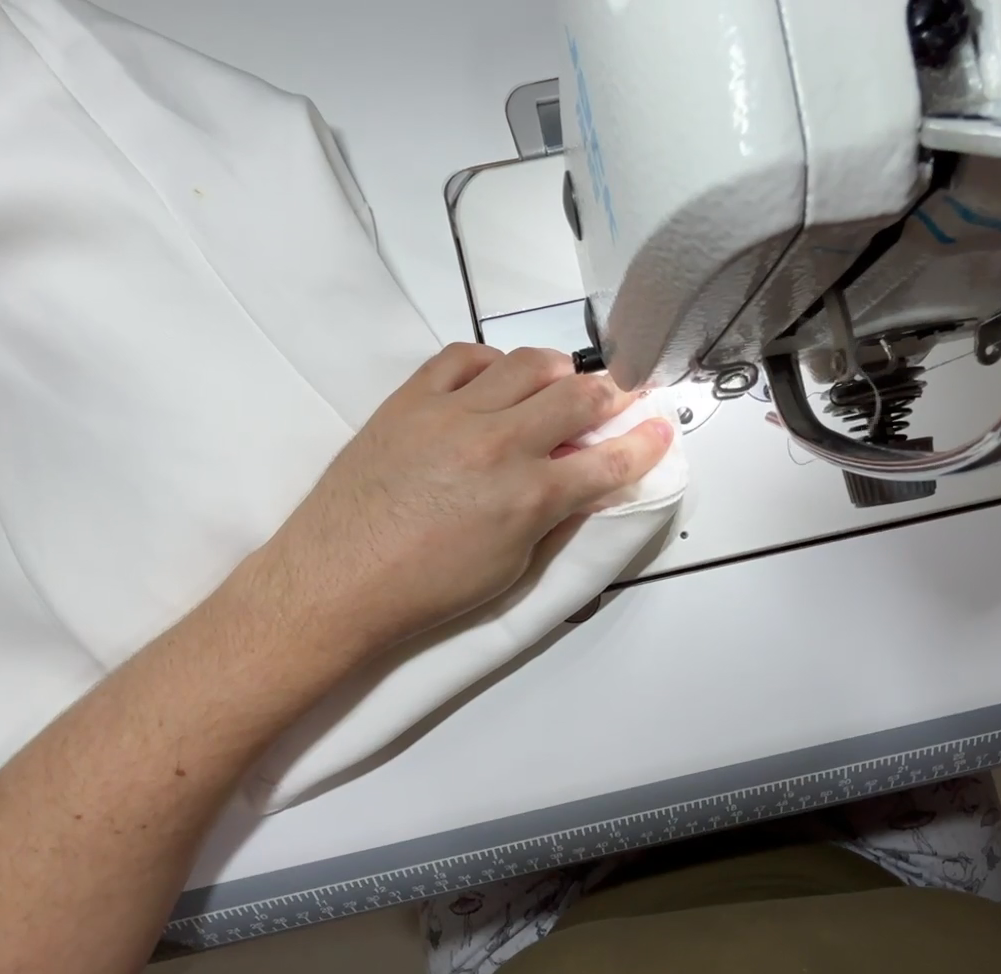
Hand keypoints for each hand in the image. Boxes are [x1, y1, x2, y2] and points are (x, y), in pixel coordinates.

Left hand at [246, 344, 672, 653]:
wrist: (339, 579)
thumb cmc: (428, 590)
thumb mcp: (511, 570)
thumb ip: (554, 520)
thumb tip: (582, 485)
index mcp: (530, 498)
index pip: (609, 461)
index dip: (645, 443)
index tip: (661, 428)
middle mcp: (500, 445)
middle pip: (578, 397)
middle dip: (612, 394)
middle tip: (619, 396)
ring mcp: (453, 414)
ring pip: (527, 363)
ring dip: (558, 370)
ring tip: (560, 383)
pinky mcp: (411, 399)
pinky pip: (463, 356)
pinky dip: (492, 362)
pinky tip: (496, 378)